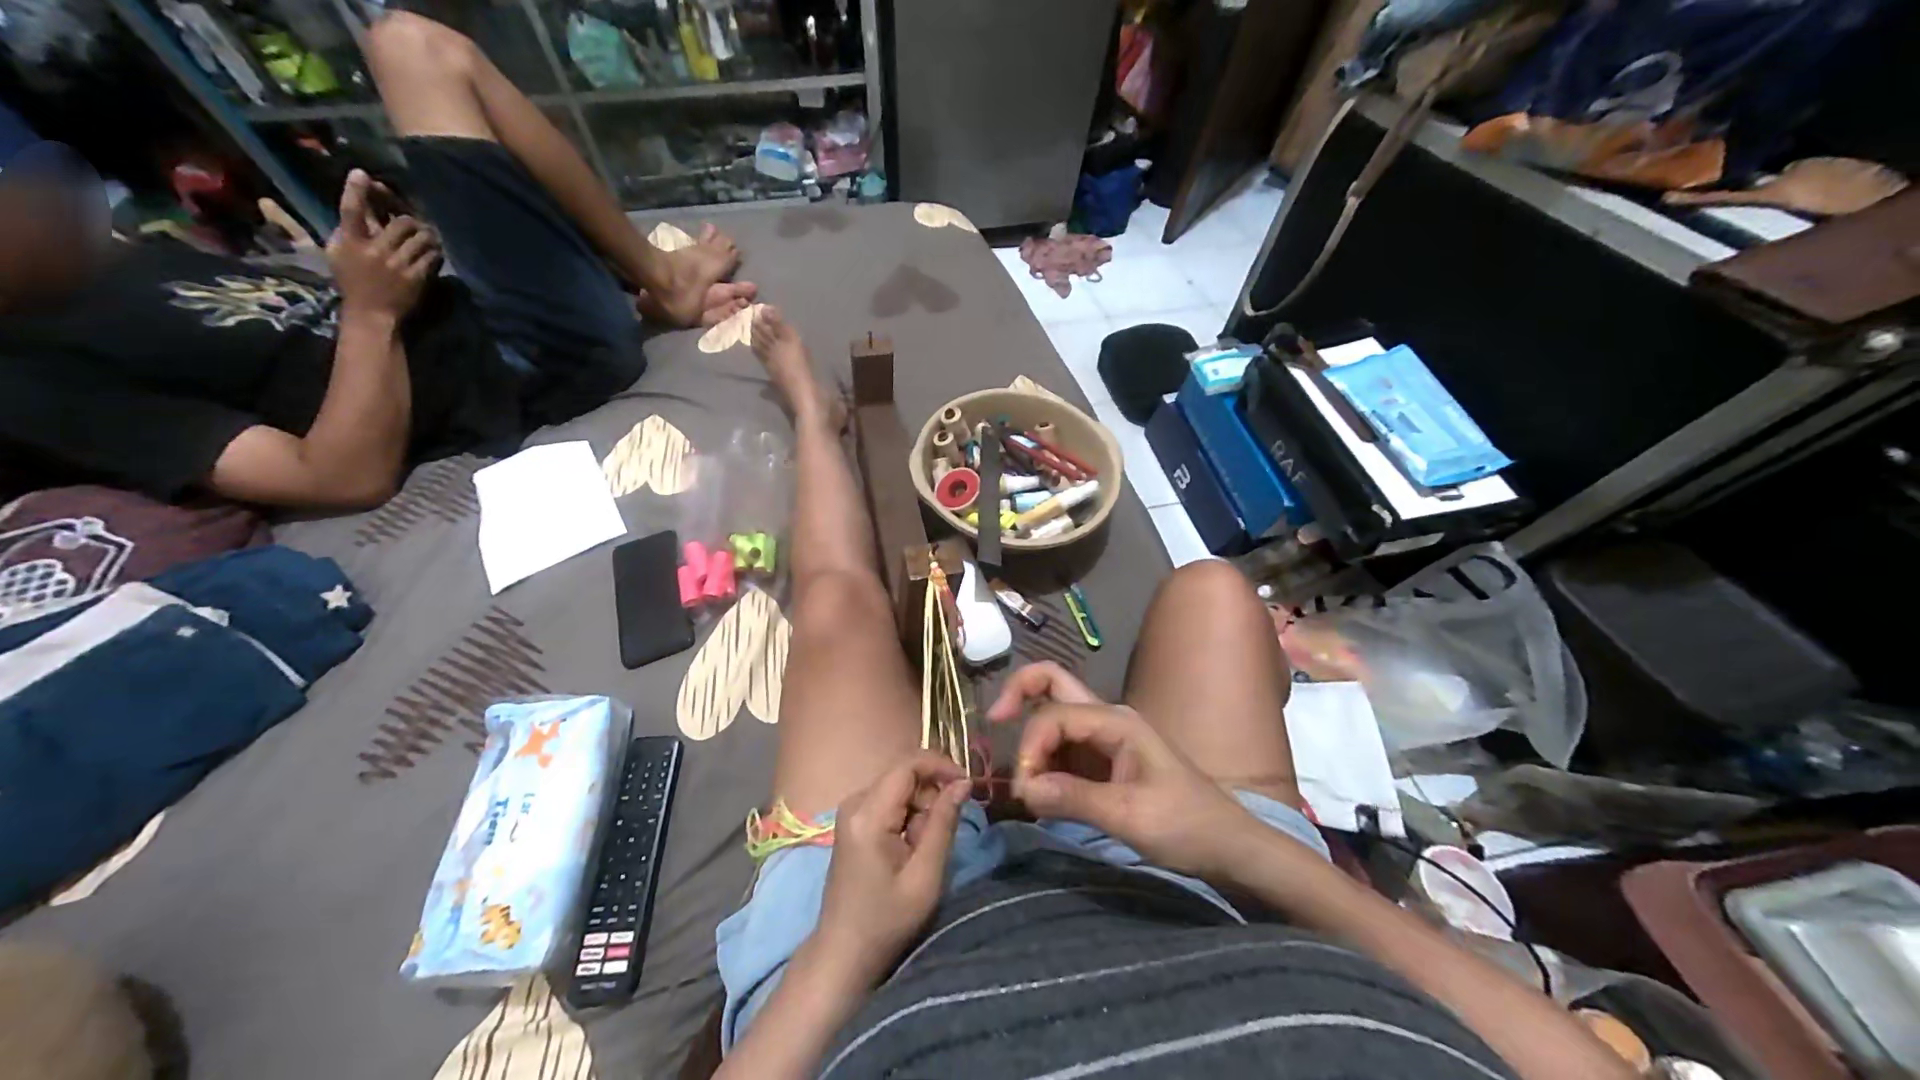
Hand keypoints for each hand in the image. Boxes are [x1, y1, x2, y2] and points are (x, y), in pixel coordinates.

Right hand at [327, 169, 437, 319]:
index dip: (355, 191)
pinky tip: (434, 253)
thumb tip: (363, 206)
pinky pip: (432, 257)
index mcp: (350, 242)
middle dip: (411, 220)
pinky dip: (435, 253)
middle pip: (400, 223)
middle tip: (415, 224)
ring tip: (428, 237)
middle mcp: (374, 251)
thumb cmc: (353, 281)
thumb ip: (348, 230)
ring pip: (421, 239)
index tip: (362, 174)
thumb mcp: (339, 252)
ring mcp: (397, 265)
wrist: (371, 313)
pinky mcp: (416, 278)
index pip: (351, 211)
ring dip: (427, 235)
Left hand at [815, 753, 969, 982]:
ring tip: (924, 847)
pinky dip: (908, 815)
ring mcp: (851, 810)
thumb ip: (944, 823)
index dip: (941, 766)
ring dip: (921, 807)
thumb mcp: (925, 875)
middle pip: (904, 773)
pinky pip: (889, 800)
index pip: (908, 764)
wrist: (844, 951)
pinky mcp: (853, 820)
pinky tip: (910, 847)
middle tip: (944, 832)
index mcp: (868, 814)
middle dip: (932, 793)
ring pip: (899, 786)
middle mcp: (854, 802)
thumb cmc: (887, 920)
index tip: (967, 785)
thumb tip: (963, 782)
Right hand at [988, 662, 1258, 878]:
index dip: (1031, 746)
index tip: (1024, 788)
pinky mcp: (1102, 762)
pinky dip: (1044, 762)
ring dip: (1032, 742)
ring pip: (1052, 719)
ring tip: (1026, 785)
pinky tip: (1041, 791)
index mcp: (1117, 721)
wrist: (1229, 848)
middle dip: (1019, 694)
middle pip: (1052, 684)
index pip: (1054, 715)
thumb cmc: (1187, 826)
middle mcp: (1106, 719)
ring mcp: (1104, 739)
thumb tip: (1022, 788)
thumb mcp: (1130, 816)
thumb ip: (1073, 798)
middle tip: (993, 721)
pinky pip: (1062, 749)